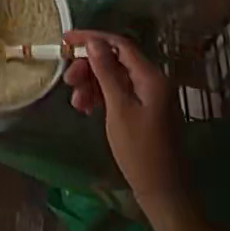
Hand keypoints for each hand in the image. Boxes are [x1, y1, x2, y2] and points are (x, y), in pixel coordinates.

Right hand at [65, 30, 189, 217]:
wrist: (163, 192)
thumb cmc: (140, 151)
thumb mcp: (119, 109)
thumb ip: (106, 72)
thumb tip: (94, 42)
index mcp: (151, 76)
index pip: (119, 44)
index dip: (92, 39)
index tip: (66, 40)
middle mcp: (152, 79)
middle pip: (116, 60)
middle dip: (89, 66)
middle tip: (68, 80)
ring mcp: (149, 95)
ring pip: (115, 77)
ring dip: (92, 84)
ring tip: (76, 102)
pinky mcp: (144, 109)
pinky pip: (119, 93)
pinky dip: (101, 97)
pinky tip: (86, 108)